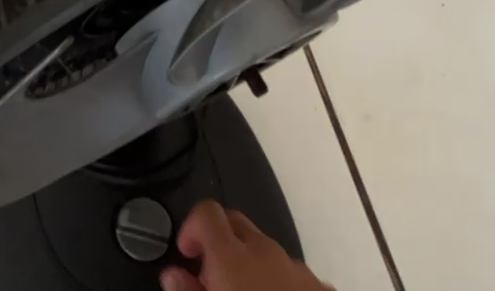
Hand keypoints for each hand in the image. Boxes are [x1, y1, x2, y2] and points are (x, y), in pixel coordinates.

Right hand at [160, 201, 333, 290]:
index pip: (207, 211)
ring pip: (264, 249)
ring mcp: (297, 268)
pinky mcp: (320, 286)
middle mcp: (265, 250)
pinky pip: (291, 273)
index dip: (191, 228)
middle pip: (235, 223)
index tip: (187, 255)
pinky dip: (277, 282)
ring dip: (248, 264)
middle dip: (217, 242)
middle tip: (209, 279)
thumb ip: (187, 290)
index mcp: (232, 255)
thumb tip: (174, 275)